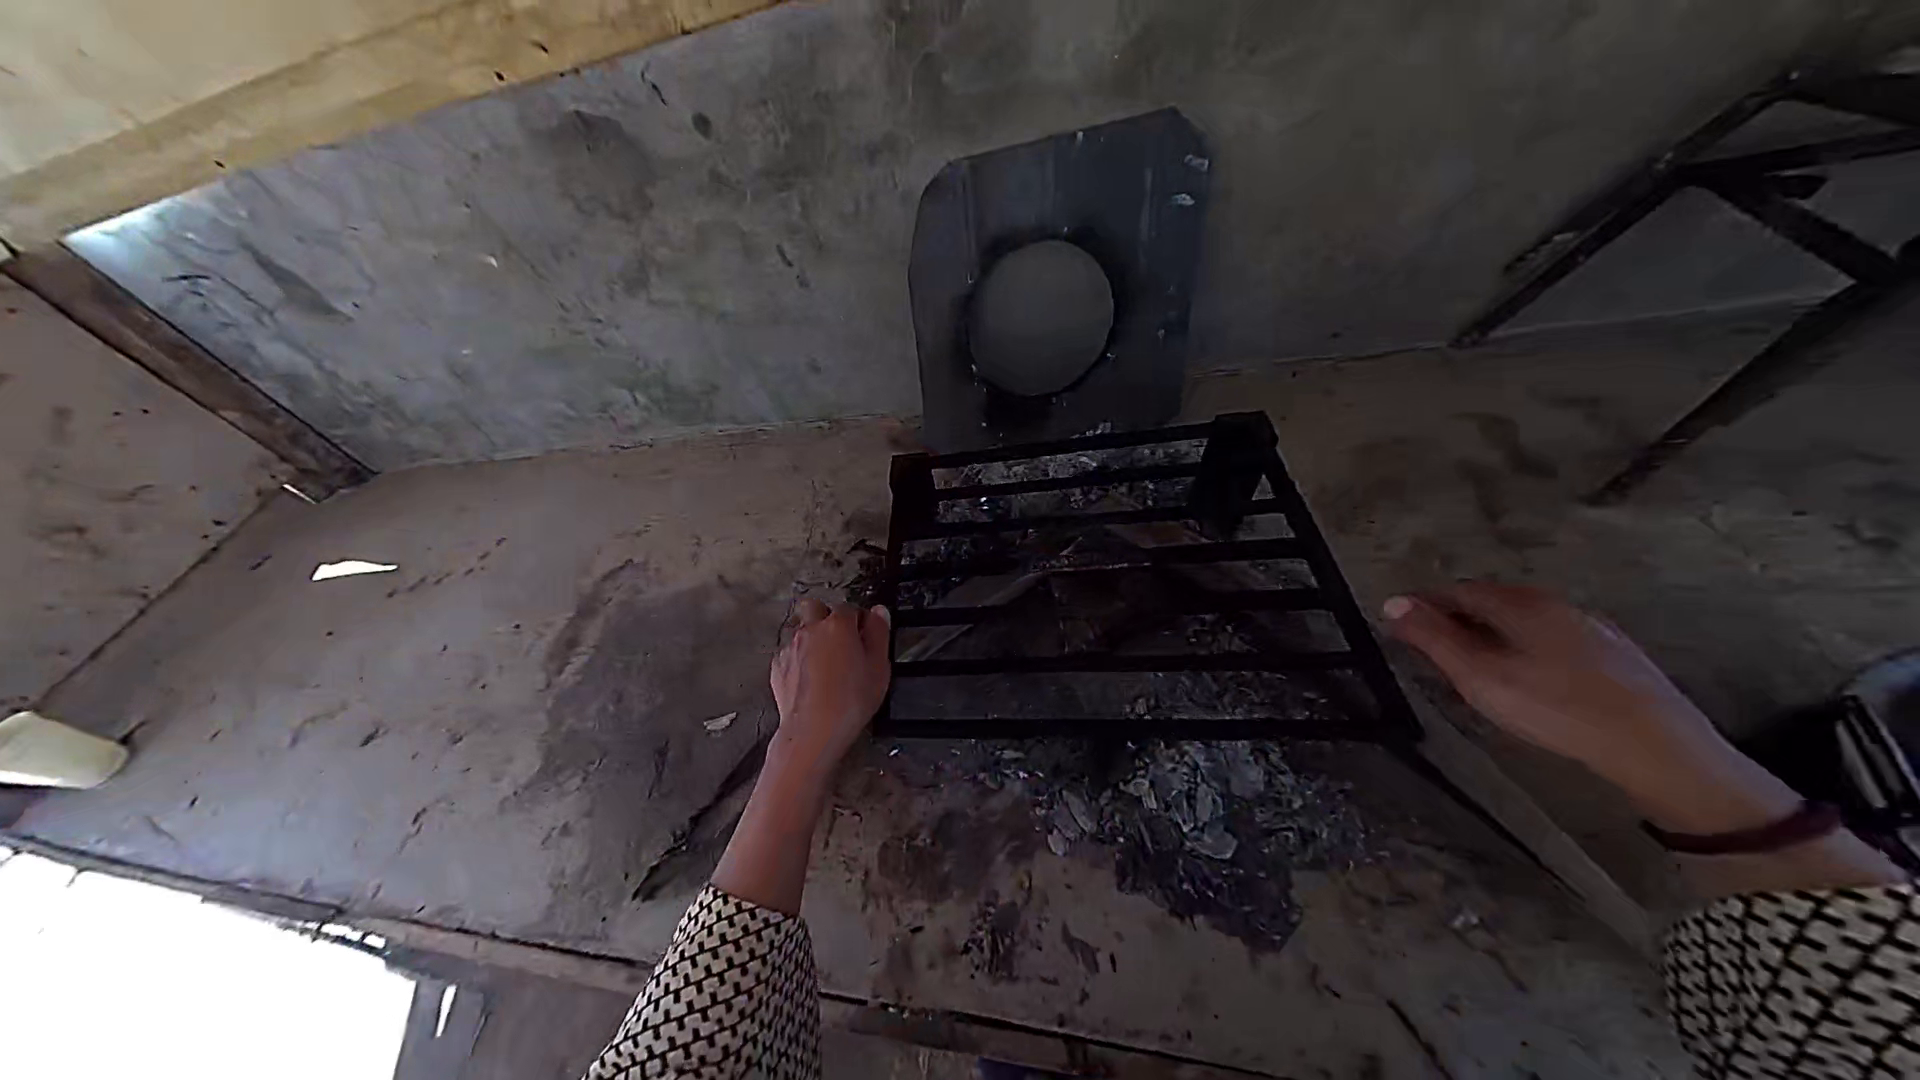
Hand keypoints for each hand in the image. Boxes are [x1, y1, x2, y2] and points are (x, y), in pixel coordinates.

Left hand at [768, 598, 891, 772]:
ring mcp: (791, 648)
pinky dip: (799, 658)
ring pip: (800, 629)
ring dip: (811, 636)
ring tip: (825, 659)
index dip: (859, 619)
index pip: (850, 607)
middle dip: (826, 615)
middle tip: (840, 637)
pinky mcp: (778, 667)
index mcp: (838, 625)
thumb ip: (879, 633)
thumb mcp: (879, 666)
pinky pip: (788, 652)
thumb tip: (879, 613)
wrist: (814, 730)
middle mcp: (811, 630)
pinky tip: (811, 676)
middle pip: (815, 606)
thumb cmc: (849, 701)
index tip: (865, 633)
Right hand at [1382, 582, 1906, 894]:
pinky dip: (1522, 647)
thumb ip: (1432, 637)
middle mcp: (1557, 605)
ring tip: (1471, 661)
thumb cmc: (1554, 707)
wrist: (1659, 750)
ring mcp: (1591, 629)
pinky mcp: (1615, 656)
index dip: (1423, 604)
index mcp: (1521, 603)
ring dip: (1489, 633)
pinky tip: (1525, 676)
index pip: (1456, 591)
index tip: (1398, 622)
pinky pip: (1551, 639)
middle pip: (1491, 602)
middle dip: (1455, 617)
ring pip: (1523, 621)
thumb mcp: (1478, 675)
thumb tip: (1392, 603)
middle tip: (1430, 645)